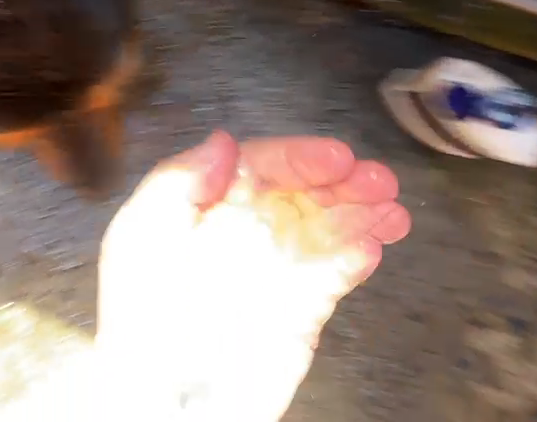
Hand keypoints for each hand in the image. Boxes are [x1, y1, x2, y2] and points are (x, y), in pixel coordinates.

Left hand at [92, 130, 410, 420]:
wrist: (165, 395)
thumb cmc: (142, 307)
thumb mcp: (145, 232)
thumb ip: (180, 180)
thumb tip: (223, 141)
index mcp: (206, 200)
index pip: (259, 166)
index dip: (299, 157)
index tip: (337, 156)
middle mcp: (243, 225)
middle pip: (299, 192)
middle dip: (341, 183)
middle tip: (380, 179)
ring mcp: (273, 265)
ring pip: (323, 230)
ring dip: (359, 216)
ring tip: (394, 212)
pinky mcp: (297, 308)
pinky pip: (329, 276)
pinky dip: (352, 259)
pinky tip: (372, 246)